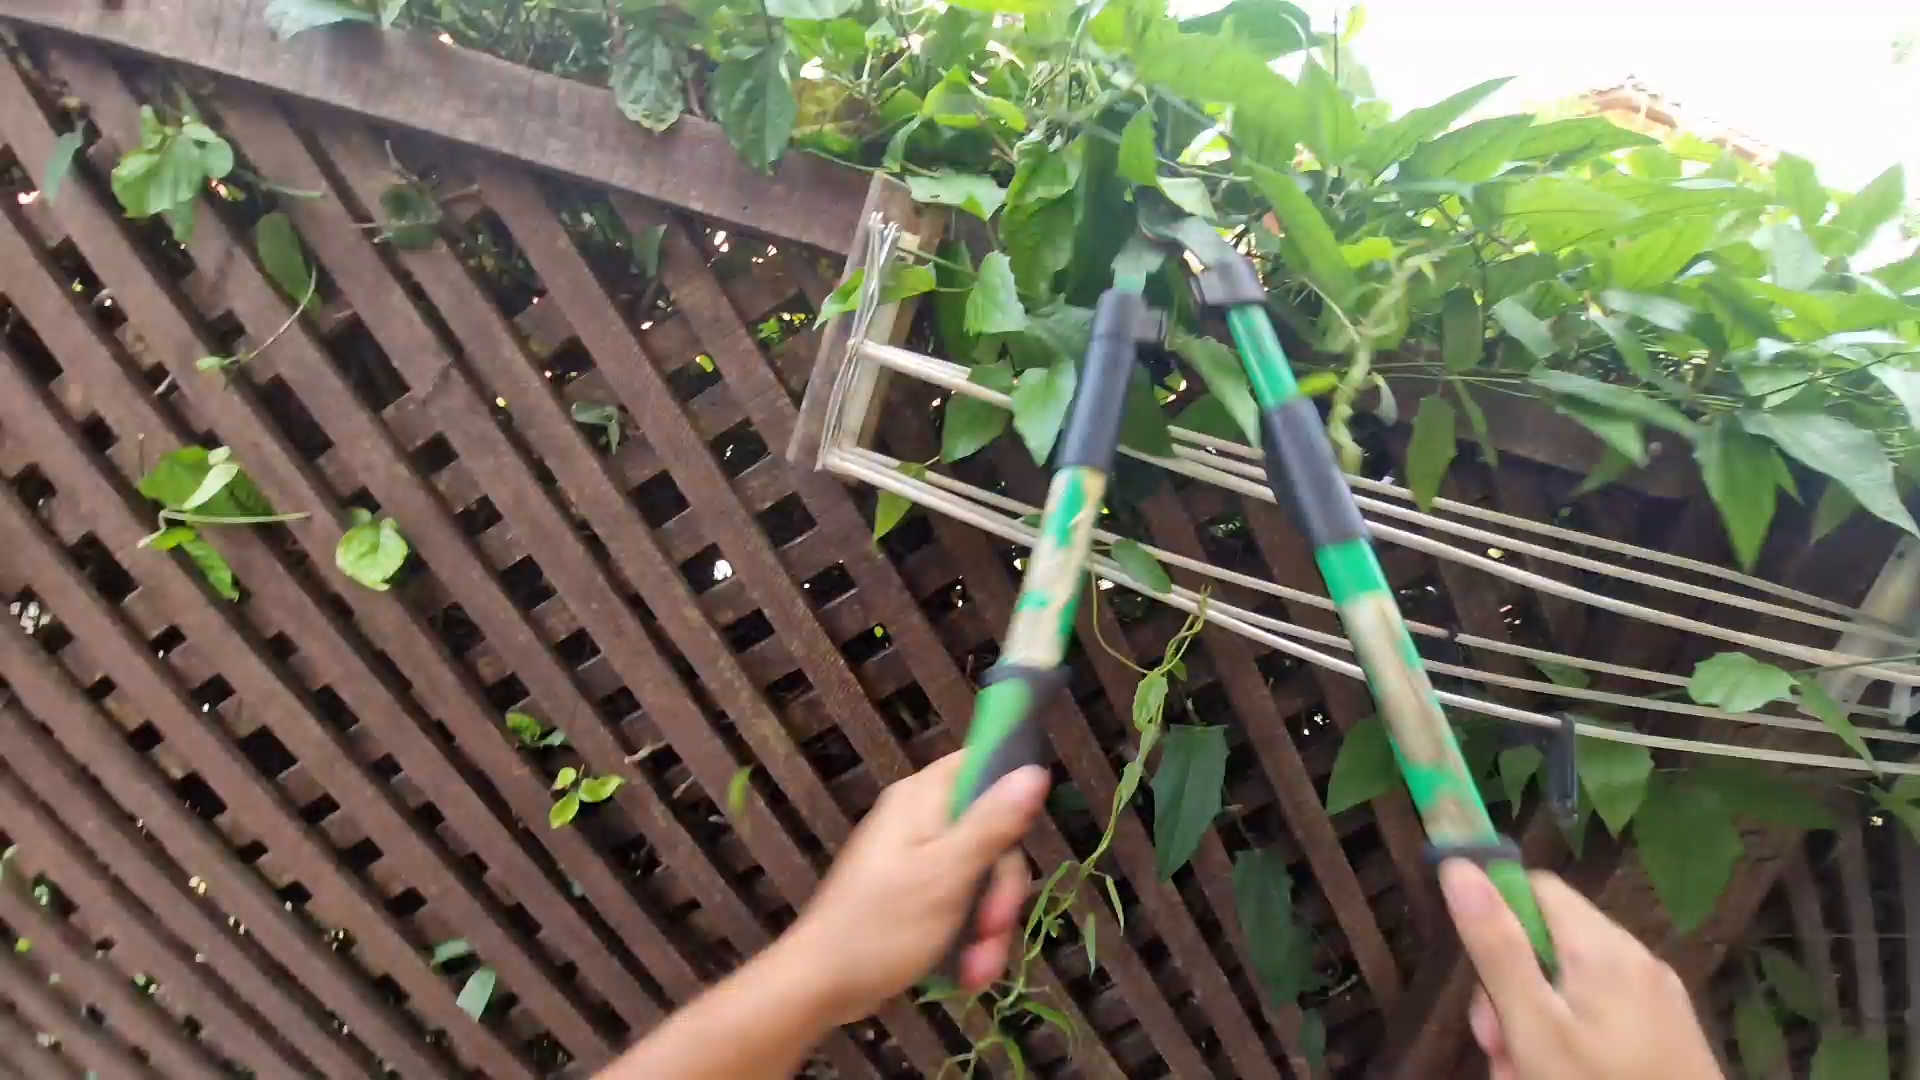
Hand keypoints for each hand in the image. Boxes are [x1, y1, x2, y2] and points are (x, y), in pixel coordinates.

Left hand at [778, 753, 1050, 1024]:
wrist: (820, 985)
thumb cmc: (881, 924)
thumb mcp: (947, 873)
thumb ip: (992, 822)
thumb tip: (1034, 770)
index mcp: (923, 796)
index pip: (981, 761)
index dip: (1013, 790)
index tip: (1025, 835)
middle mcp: (920, 815)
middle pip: (990, 828)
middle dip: (1000, 886)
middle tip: (996, 925)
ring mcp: (917, 853)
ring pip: (980, 870)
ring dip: (988, 920)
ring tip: (980, 966)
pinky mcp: (915, 887)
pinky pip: (960, 895)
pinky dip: (969, 930)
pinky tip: (970, 968)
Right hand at [1441, 861, 1724, 1079]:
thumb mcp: (1532, 1025)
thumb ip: (1494, 944)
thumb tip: (1457, 865)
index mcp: (1606, 947)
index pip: (1531, 886)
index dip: (1493, 911)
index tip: (1475, 963)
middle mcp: (1637, 960)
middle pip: (1545, 937)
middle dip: (1506, 983)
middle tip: (1493, 1039)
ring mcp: (1657, 1001)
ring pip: (1564, 980)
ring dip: (1529, 1016)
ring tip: (1518, 1068)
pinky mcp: (1666, 1036)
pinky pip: (1596, 1011)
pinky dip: (1565, 1034)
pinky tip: (1554, 1072)